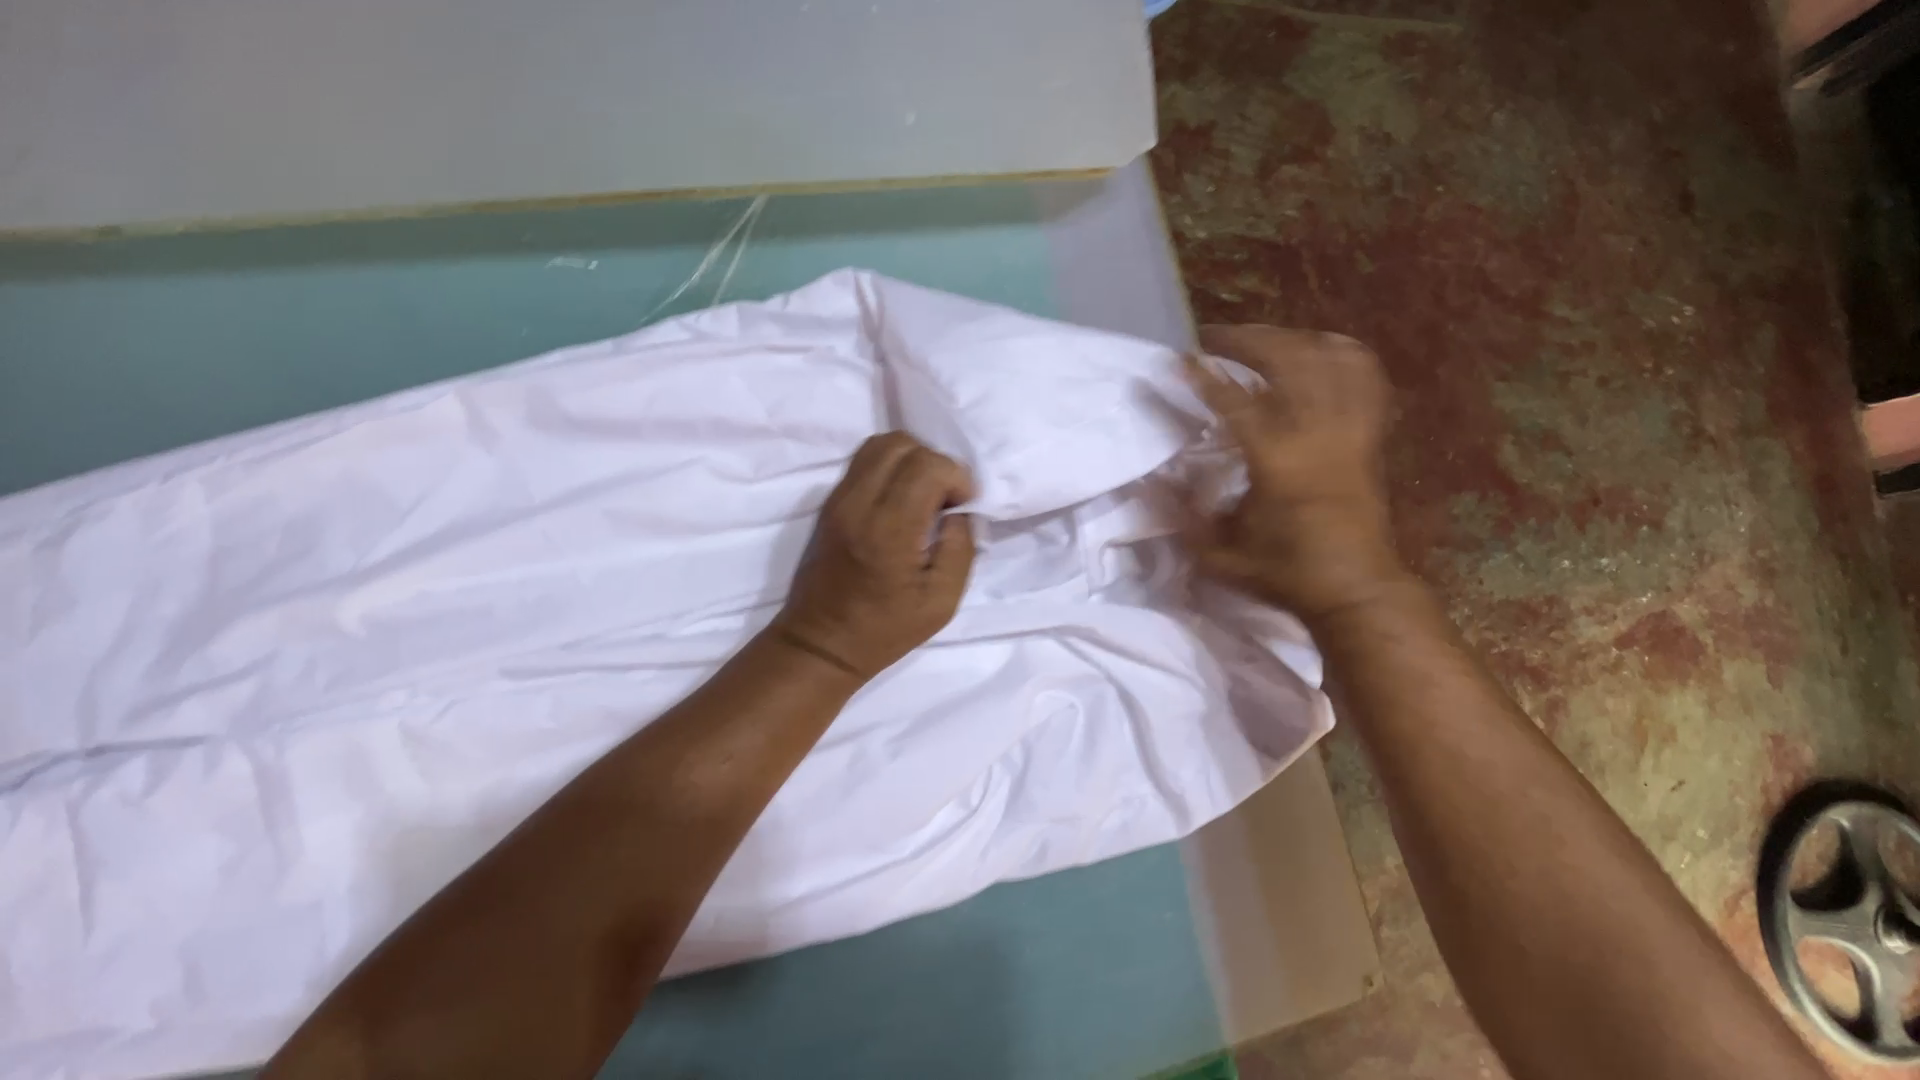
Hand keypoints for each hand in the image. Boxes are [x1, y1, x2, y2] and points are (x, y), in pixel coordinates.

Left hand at [772, 433, 976, 679]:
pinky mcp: (829, 503)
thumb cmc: (885, 629)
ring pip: (879, 444)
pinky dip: (890, 468)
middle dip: (935, 463)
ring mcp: (838, 499)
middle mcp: (859, 504)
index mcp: (889, 530)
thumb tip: (961, 511)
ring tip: (923, 496)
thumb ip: (961, 547)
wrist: (821, 643)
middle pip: (903, 444)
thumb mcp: (942, 601)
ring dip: (911, 460)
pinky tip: (901, 501)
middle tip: (944, 500)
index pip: (928, 465)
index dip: (956, 477)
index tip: (962, 507)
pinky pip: (863, 461)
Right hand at [1181, 325, 1411, 622]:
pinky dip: (1340, 353)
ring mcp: (1352, 430)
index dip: (1203, 377)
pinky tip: (1316, 350)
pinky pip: (1364, 376)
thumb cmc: (1285, 575)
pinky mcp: (1370, 435)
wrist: (1357, 591)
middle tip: (1213, 339)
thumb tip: (1148, 479)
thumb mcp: (1218, 555)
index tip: (1176, 358)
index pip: (1236, 402)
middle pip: (1288, 360)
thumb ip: (1181, 514)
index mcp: (1278, 462)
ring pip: (1329, 357)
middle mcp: (1319, 434)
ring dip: (1290, 340)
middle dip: (1247, 339)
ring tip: (1258, 341)